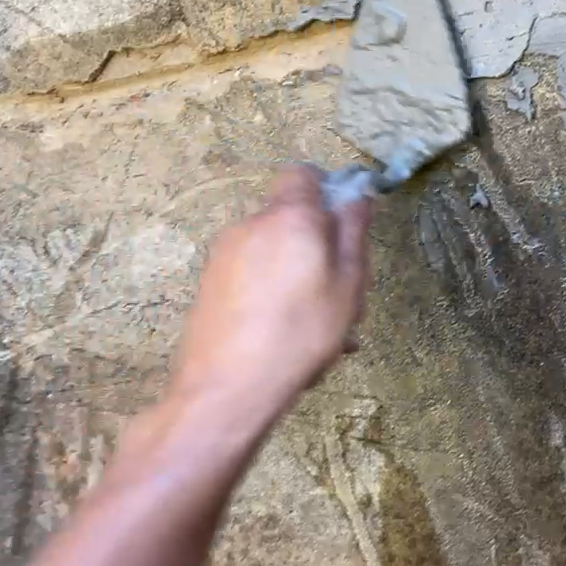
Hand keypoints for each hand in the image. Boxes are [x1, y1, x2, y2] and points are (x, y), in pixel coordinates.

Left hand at [169, 166, 370, 419]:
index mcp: (289, 217)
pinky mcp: (209, 285)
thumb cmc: (302, 330)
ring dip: (298, 269)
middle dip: (317, 239)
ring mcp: (224, 256)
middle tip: (341, 284)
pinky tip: (288, 331)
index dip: (326, 188)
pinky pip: (253, 272)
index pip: (302, 174)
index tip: (344, 221)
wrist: (226, 391)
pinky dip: (273, 289)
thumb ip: (353, 230)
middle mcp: (250, 225)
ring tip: (318, 317)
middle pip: (291, 215)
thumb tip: (357, 195)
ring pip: (274, 248)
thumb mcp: (349, 280)